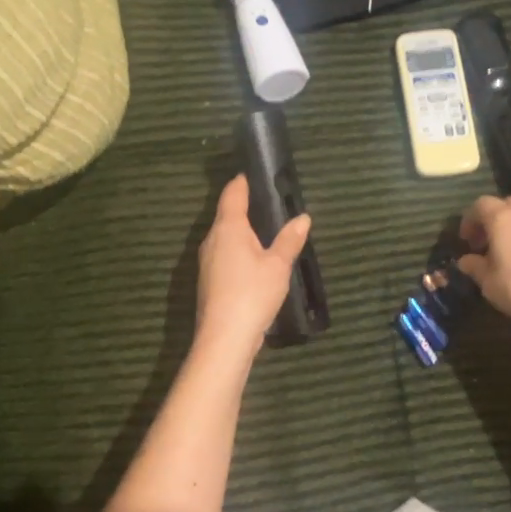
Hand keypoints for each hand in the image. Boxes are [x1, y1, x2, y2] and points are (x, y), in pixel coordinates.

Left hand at [196, 175, 311, 353]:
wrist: (225, 338)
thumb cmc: (252, 294)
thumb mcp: (278, 266)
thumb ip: (289, 240)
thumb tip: (303, 218)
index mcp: (228, 228)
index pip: (232, 193)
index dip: (243, 181)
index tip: (255, 173)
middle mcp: (212, 239)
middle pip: (227, 215)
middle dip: (245, 207)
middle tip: (270, 202)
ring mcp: (208, 261)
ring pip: (225, 237)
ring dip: (243, 232)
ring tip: (267, 230)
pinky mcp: (210, 281)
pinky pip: (226, 256)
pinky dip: (240, 251)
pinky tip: (256, 260)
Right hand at [456, 196, 510, 329]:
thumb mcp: (490, 283)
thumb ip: (475, 267)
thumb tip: (466, 260)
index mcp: (502, 219)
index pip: (480, 205)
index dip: (469, 220)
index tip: (466, 241)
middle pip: (504, 205)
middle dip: (490, 220)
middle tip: (484, 244)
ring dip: (510, 229)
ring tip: (505, 255)